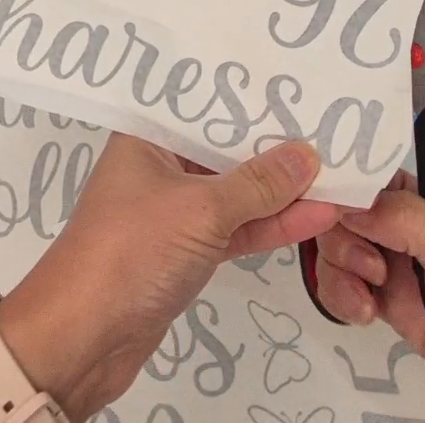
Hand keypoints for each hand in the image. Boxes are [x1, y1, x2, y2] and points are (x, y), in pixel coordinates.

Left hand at [0, 134, 341, 419]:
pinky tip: (315, 215)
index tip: (295, 90)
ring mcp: (172, 210)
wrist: (86, 334)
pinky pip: (235, 228)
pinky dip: (270, 224)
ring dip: (281, 191)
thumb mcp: (200, 208)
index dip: (247, 100)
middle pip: (221, 148)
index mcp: (144, 137)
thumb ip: (256, 183)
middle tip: (329, 129)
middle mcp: (157, 165)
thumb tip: (305, 155)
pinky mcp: (185, 250)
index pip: (202, 107)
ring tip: (338, 175)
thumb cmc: (130, 250)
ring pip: (234, 192)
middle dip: (272, 146)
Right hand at [308, 173, 424, 422]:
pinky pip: (350, 287)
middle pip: (346, 209)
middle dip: (339, 234)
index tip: (324, 209)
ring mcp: (408, 271)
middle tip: (367, 270)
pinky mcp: (402, 309)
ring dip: (337, 268)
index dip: (341, 183)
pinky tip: (361, 314)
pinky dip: (341, 296)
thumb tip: (348, 202)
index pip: (374, 174)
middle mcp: (418, 232)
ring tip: (364, 301)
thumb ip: (416, 229)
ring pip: (342, 247)